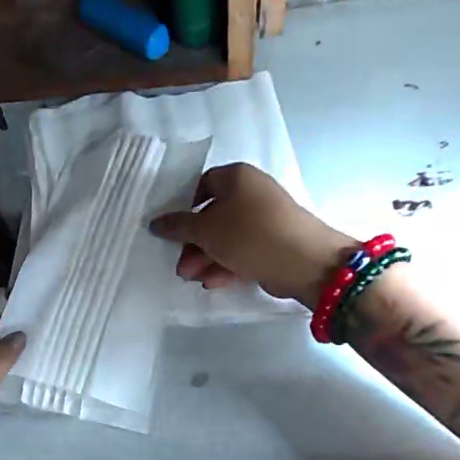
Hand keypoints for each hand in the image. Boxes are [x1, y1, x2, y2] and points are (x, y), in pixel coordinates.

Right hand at [149, 163, 355, 308]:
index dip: (185, 205)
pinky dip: (226, 265)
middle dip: (194, 242)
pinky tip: (211, 283)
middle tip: (179, 264)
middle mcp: (253, 194)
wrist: (303, 260)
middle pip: (214, 216)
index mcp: (237, 177)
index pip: (203, 184)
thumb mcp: (207, 229)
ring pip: (228, 238)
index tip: (173, 228)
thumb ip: (179, 226)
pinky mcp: (274, 246)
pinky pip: (244, 253)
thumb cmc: (249, 233)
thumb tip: (156, 222)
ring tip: (190, 278)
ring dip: (206, 258)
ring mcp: (265, 221)